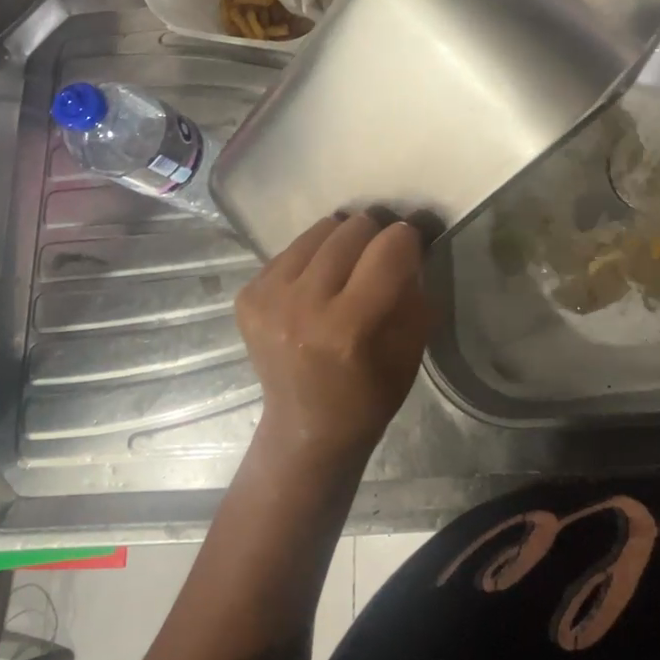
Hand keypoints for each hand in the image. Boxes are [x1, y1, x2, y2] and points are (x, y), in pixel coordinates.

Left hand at [235, 212, 432, 461]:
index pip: (390, 248)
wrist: (307, 430)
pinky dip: (311, 260)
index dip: (409, 239)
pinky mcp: (247, 297)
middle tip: (379, 260)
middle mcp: (302, 306)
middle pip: (353, 229)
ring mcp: (268, 299)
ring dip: (342, 243)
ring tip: (346, 272)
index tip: (412, 248)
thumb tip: (408, 244)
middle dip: (375, 236)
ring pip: (321, 230)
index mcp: (348, 327)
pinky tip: (315, 289)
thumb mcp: (410, 347)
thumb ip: (412, 290)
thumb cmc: (370, 395)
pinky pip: (291, 250)